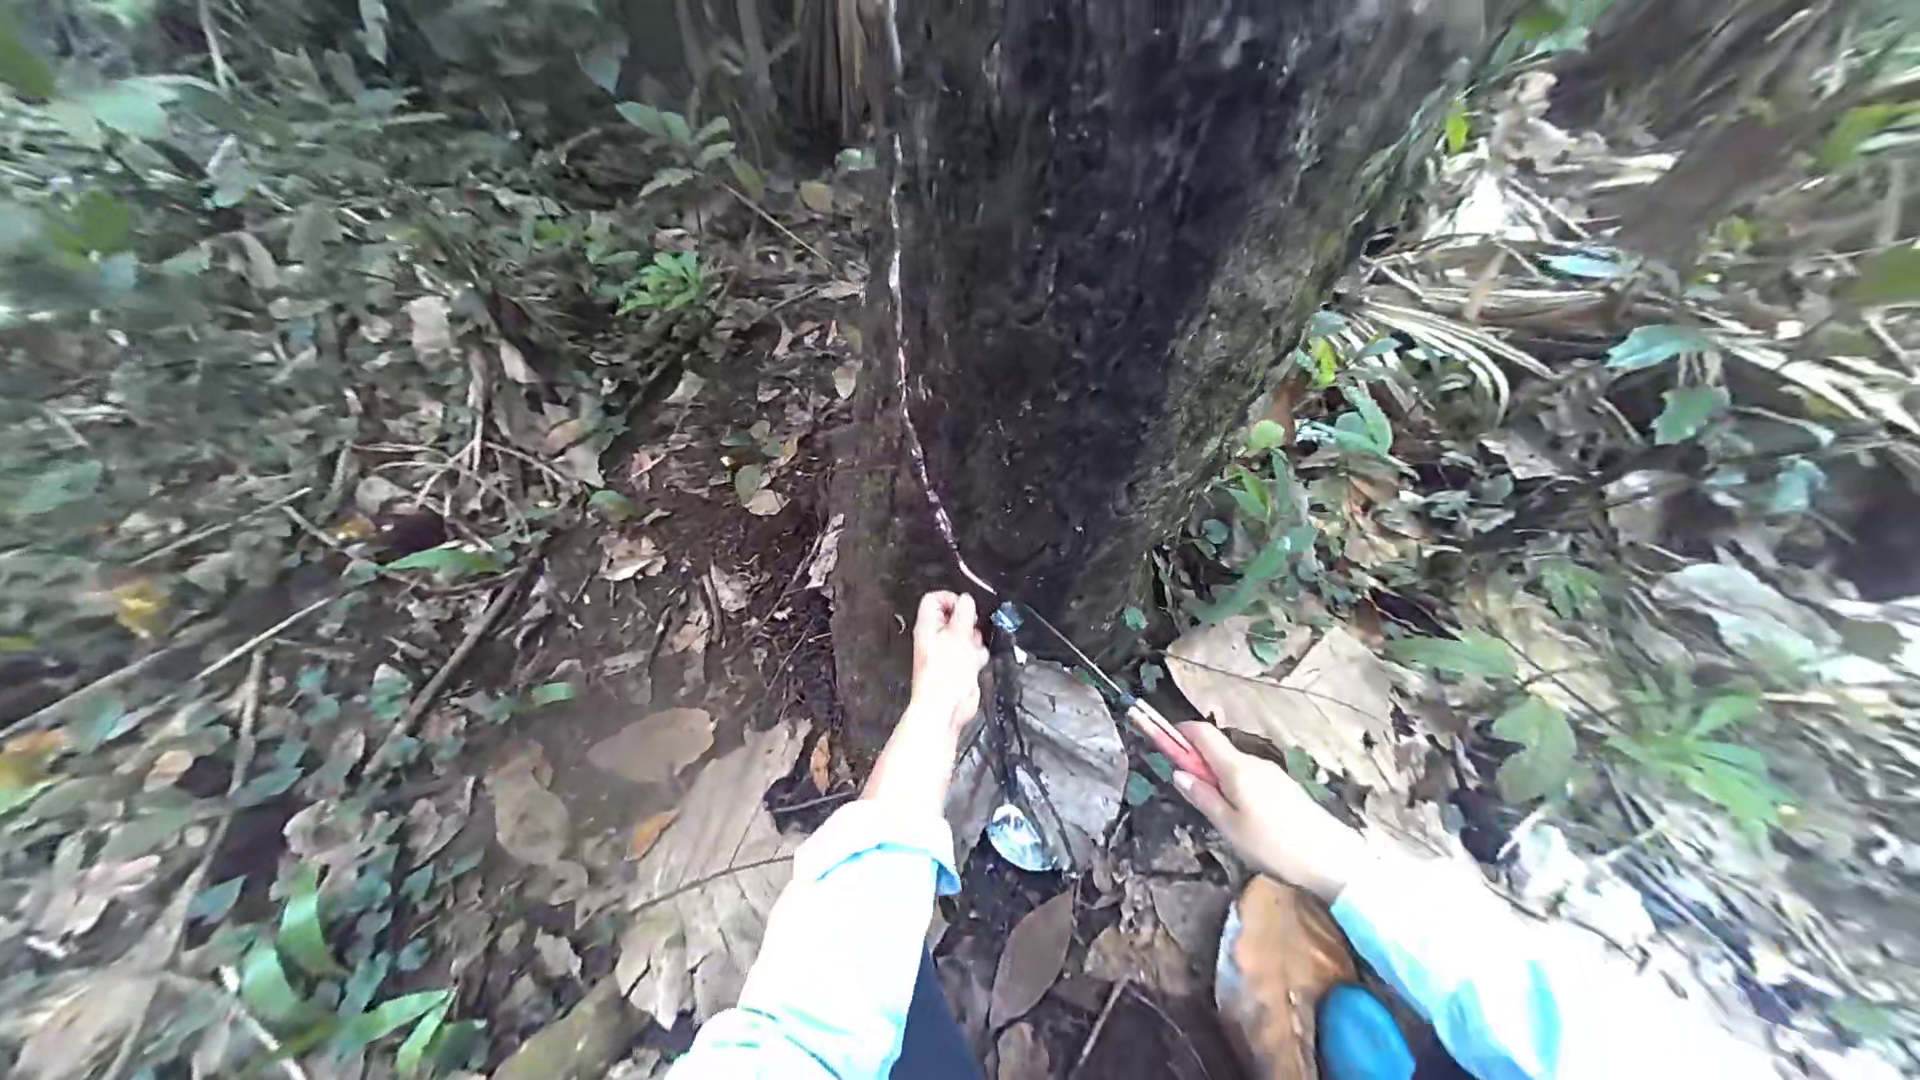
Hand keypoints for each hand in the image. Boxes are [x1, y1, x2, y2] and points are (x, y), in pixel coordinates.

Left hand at [908, 591, 987, 732]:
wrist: (947, 707)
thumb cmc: (943, 676)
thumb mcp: (957, 635)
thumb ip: (963, 614)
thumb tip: (966, 599)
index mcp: (928, 626)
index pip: (934, 599)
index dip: (951, 599)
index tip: (964, 607)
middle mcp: (936, 637)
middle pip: (955, 616)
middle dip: (969, 622)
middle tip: (970, 631)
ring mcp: (948, 650)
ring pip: (968, 633)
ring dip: (975, 640)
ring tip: (971, 650)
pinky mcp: (960, 664)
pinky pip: (974, 651)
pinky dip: (978, 655)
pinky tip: (974, 663)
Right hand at [1172, 722, 1369, 901]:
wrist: (1336, 863)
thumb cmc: (1274, 846)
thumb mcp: (1229, 827)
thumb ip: (1202, 797)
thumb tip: (1179, 773)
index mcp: (1236, 767)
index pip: (1202, 732)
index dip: (1180, 732)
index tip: (1166, 743)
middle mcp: (1254, 762)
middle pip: (1218, 749)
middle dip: (1198, 762)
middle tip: (1193, 793)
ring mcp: (1273, 773)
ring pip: (1234, 765)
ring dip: (1219, 777)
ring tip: (1222, 815)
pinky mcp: (1286, 787)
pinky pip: (1251, 777)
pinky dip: (1237, 786)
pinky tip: (1246, 818)